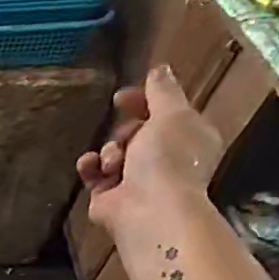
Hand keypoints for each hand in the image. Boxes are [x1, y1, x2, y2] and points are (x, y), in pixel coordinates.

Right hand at [76, 66, 224, 231]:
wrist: (148, 210)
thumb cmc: (167, 159)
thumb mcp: (171, 114)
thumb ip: (163, 91)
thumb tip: (160, 69)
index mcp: (188, 139)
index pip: (164, 113)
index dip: (143, 102)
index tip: (121, 97)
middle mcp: (165, 159)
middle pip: (135, 132)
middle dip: (124, 131)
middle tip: (125, 138)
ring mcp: (136, 180)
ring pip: (112, 152)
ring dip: (108, 152)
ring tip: (112, 163)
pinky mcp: (110, 197)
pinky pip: (94, 174)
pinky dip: (90, 168)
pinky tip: (91, 166)